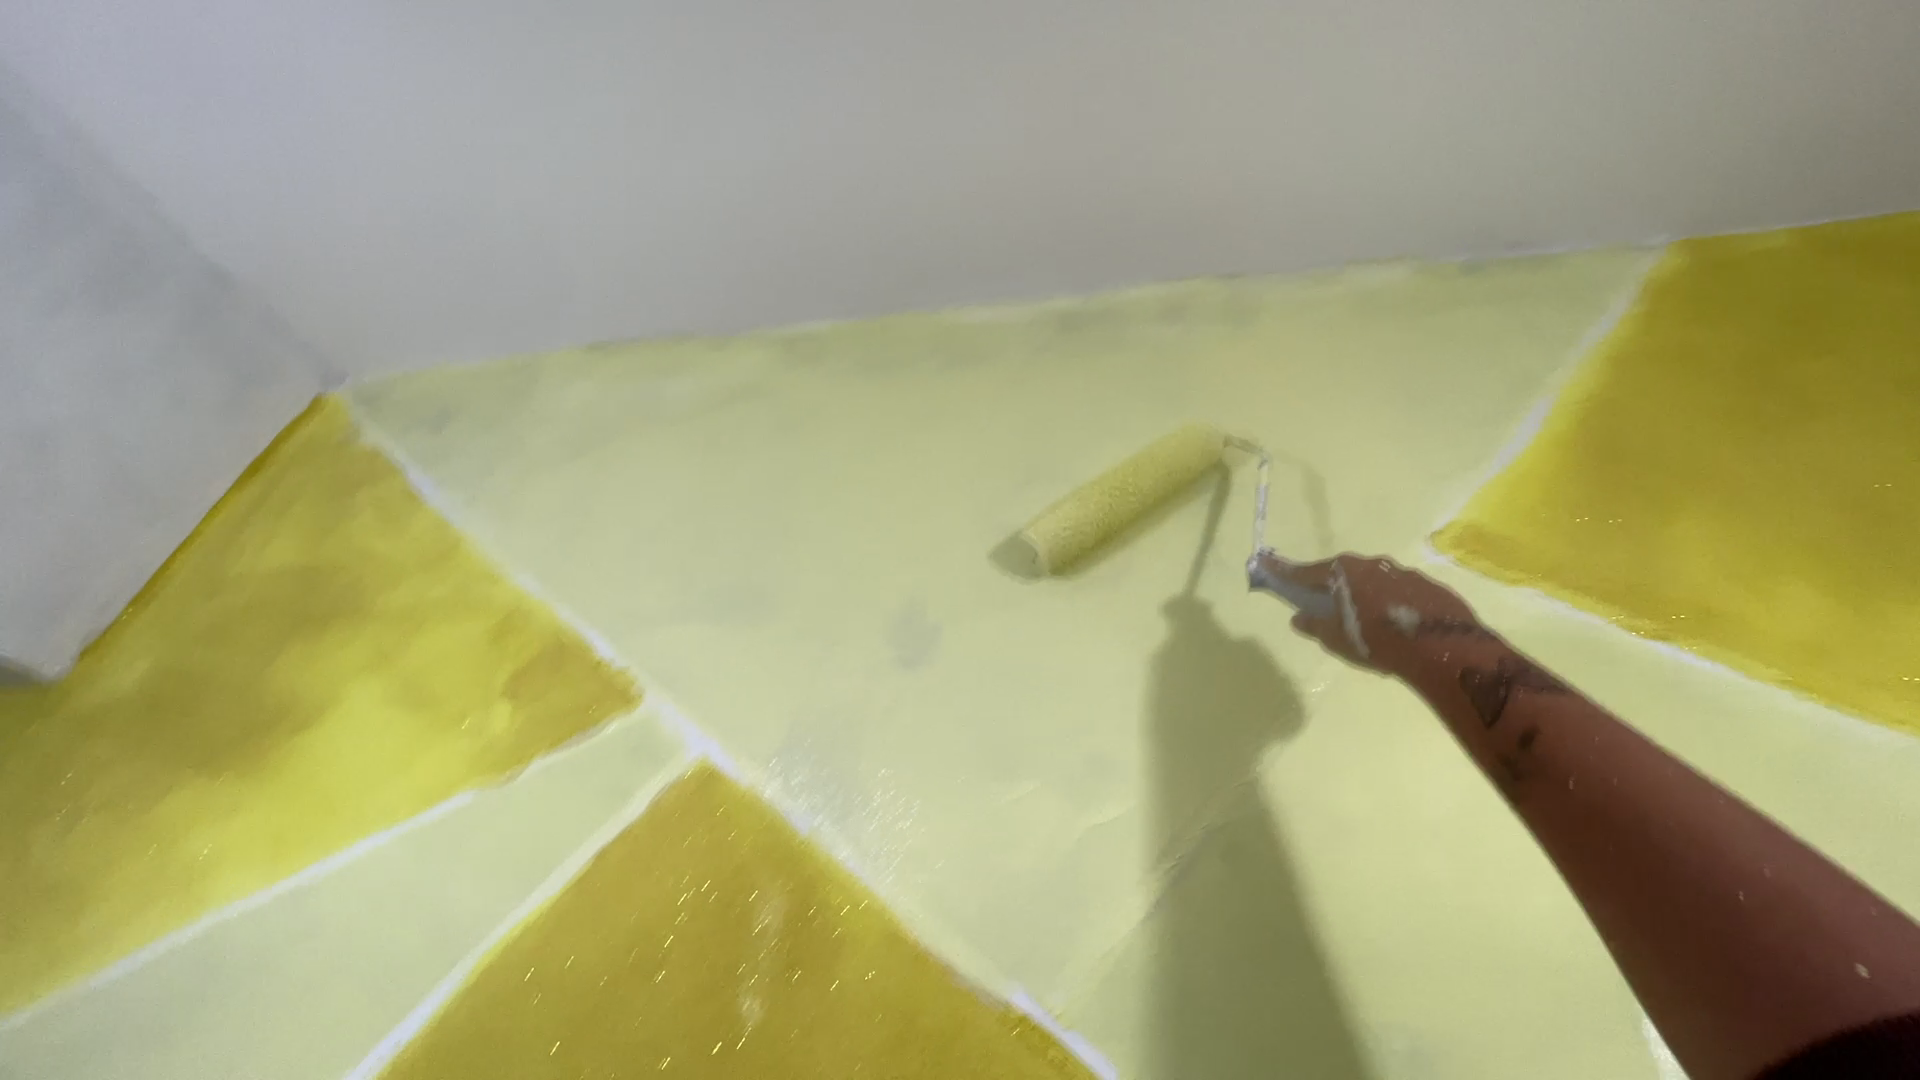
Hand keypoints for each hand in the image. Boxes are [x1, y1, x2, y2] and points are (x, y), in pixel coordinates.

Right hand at [1255, 552, 1481, 677]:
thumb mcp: (1336, 639)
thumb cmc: (1377, 641)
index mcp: (1345, 572)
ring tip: (1365, 619)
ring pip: (1374, 582)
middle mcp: (1373, 565)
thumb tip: (1299, 618)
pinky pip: (1401, 593)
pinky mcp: (1430, 588)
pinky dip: (1391, 603)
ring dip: (1364, 595)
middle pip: (1343, 573)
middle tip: (1324, 601)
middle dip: (1331, 585)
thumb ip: (1315, 626)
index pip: (1306, 571)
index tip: (1266, 565)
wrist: (1444, 649)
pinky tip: (1395, 625)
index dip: (1285, 572)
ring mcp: (1405, 573)